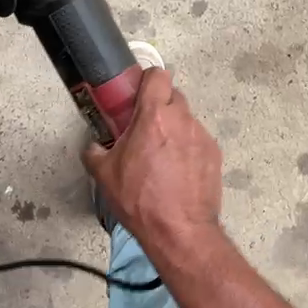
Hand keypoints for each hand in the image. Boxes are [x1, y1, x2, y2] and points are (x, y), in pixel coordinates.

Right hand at [80, 68, 223, 259]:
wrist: (180, 231)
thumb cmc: (141, 200)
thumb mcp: (104, 175)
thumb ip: (95, 152)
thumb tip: (93, 148)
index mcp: (153, 116)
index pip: (157, 76)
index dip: (147, 81)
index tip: (137, 94)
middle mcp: (181, 120)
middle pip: (172, 96)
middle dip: (159, 106)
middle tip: (145, 128)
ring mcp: (201, 137)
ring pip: (186, 119)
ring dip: (173, 129)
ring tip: (161, 156)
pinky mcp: (214, 155)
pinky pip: (197, 140)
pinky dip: (187, 148)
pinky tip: (177, 171)